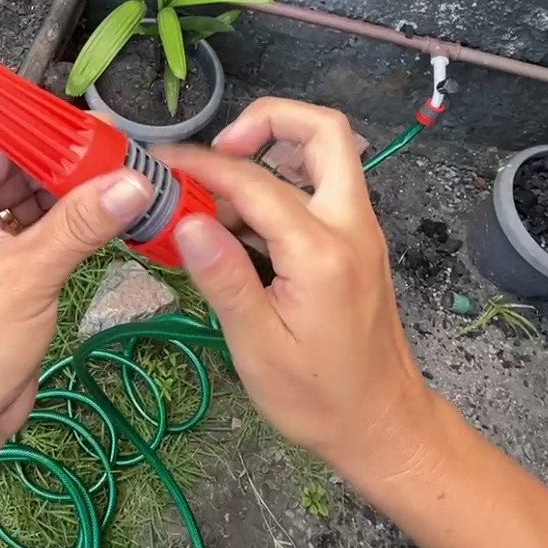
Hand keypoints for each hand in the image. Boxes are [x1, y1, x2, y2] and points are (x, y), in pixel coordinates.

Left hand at [0, 136, 153, 456]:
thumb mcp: (31, 273)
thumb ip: (83, 222)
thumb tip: (136, 180)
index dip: (48, 135)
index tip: (100, 130)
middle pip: (20, 172)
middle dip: (67, 169)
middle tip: (123, 159)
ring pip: (33, 204)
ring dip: (72, 200)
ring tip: (124, 186)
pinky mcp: (3, 272)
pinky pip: (38, 235)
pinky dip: (69, 229)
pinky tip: (107, 221)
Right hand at [155, 99, 439, 480]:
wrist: (386, 428)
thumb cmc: (319, 398)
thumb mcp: (259, 348)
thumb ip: (224, 278)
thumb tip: (187, 221)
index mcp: (321, 252)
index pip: (254, 181)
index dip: (201, 164)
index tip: (161, 161)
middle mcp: (350, 225)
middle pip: (325, 131)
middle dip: (268, 119)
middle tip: (220, 147)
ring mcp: (358, 229)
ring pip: (326, 153)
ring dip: (271, 151)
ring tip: (218, 197)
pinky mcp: (354, 241)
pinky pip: (319, 187)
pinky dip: (278, 183)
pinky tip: (239, 228)